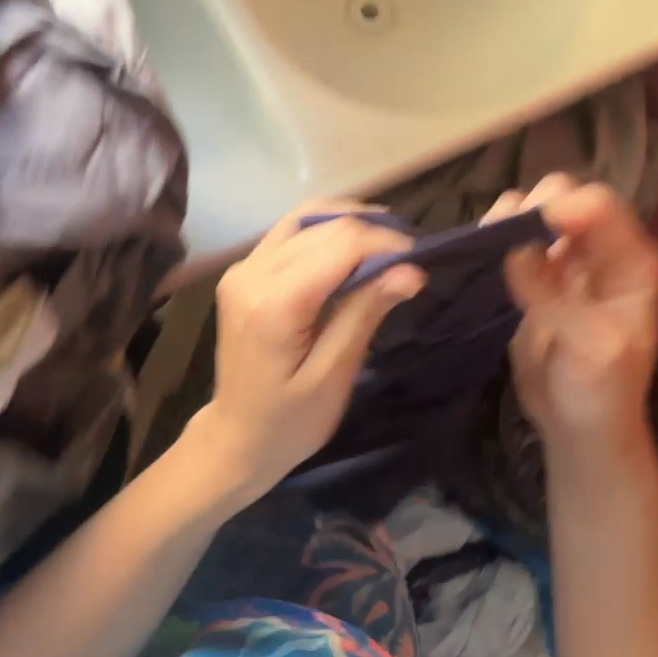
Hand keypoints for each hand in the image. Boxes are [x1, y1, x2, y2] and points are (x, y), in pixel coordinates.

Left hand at [187, 204, 425, 499]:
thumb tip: (411, 270)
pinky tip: (353, 251)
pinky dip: (325, 232)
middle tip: (410, 258)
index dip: (386, 243)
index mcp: (273, 302)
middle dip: (372, 232)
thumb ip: (365, 314)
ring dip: (349, 224)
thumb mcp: (334, 376)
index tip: (420, 260)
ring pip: (304, 218)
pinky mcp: (243, 271)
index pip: (340, 243)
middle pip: (323, 225)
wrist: (236, 438)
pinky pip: (289, 233)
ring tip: (388, 246)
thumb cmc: (289, 421)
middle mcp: (251, 273)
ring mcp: (242, 269)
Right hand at [486, 175, 657, 457]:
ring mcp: (564, 262)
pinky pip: (512, 241)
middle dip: (533, 204)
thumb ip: (553, 296)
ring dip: (509, 217)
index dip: (565, 205)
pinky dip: (495, 237)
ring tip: (486, 236)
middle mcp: (600, 251)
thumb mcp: (589, 346)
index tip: (531, 220)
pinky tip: (480, 247)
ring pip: (535, 215)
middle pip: (565, 199)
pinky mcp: (533, 277)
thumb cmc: (600, 390)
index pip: (600, 208)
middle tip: (501, 227)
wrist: (578, 426)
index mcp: (630, 262)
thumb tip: (514, 249)